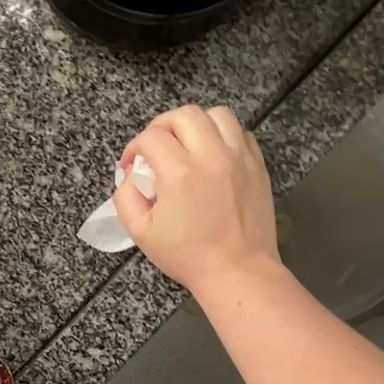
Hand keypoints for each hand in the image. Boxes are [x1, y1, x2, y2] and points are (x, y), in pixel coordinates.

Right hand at [113, 105, 280, 292]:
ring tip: (186, 144)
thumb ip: (126, 199)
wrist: (237, 269)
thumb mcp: (141, 233)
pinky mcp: (257, 164)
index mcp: (179, 173)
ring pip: (216, 114)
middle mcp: (211, 156)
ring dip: (195, 124)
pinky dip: (221, 134)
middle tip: (154, 148)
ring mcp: (239, 157)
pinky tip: (211, 154)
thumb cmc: (186, 255)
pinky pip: (240, 131)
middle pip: (184, 115)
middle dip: (161, 126)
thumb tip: (128, 178)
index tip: (131, 166)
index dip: (134, 148)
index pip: (151, 138)